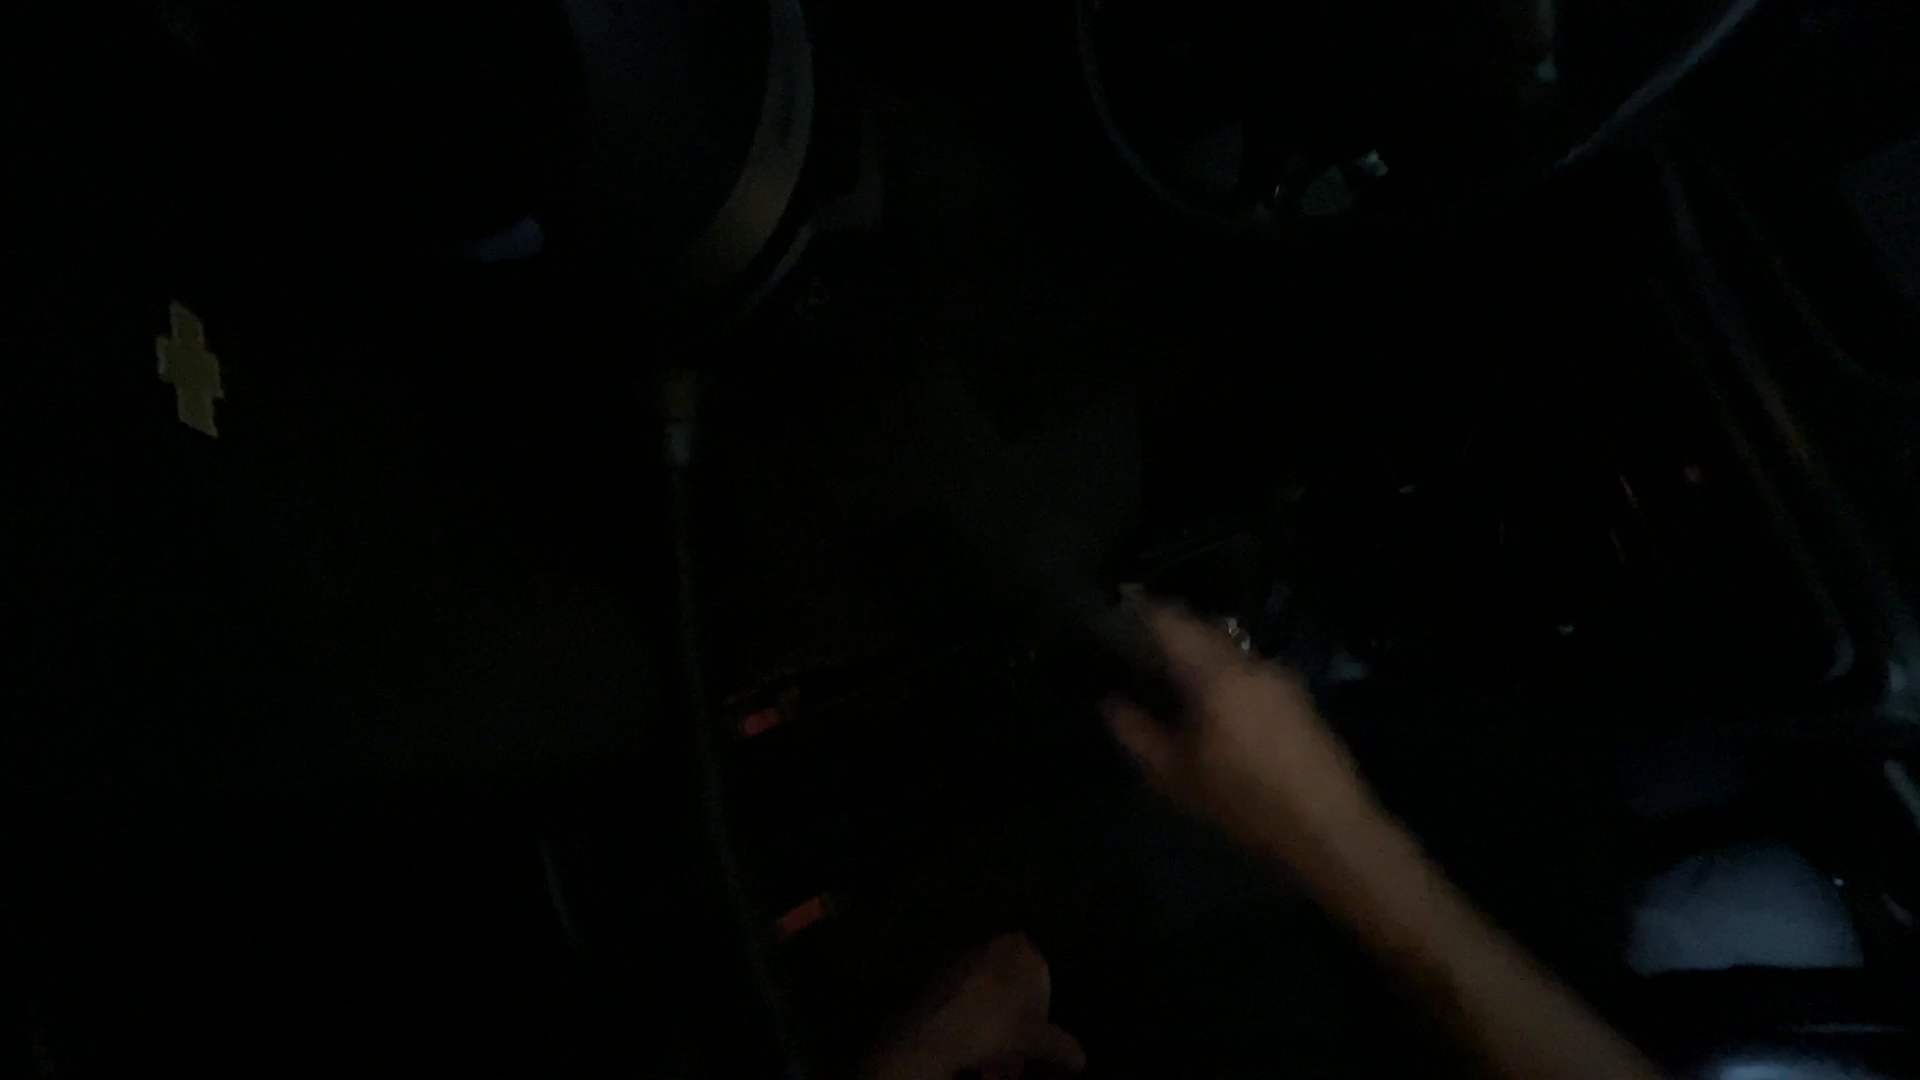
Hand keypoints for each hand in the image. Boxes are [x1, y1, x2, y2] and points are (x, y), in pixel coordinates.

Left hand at [861, 933, 1085, 1079]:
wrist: (939, 1027)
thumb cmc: (996, 1026)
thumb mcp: (1035, 1040)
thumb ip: (1061, 1045)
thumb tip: (1081, 1060)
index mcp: (1022, 949)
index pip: (1042, 977)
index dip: (1039, 1010)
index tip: (1032, 1036)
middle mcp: (996, 942)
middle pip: (1014, 981)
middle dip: (1016, 1014)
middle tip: (1013, 1045)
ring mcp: (968, 952)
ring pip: (990, 986)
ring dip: (995, 1013)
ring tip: (991, 1047)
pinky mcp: (945, 966)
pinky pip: (967, 989)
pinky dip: (972, 1009)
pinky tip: (969, 1034)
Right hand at [1103, 603, 1383, 871]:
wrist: (1331, 831)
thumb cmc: (1245, 802)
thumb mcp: (1175, 776)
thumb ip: (1135, 733)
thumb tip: (1111, 702)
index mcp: (1216, 673)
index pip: (1170, 621)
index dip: (1139, 611)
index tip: (1115, 610)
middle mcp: (1249, 662)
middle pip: (1199, 629)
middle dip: (1165, 632)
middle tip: (1134, 648)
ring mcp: (1278, 676)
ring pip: (1224, 647)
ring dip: (1194, 652)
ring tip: (1167, 676)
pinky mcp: (1295, 695)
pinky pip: (1244, 666)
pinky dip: (1218, 670)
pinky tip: (1208, 701)